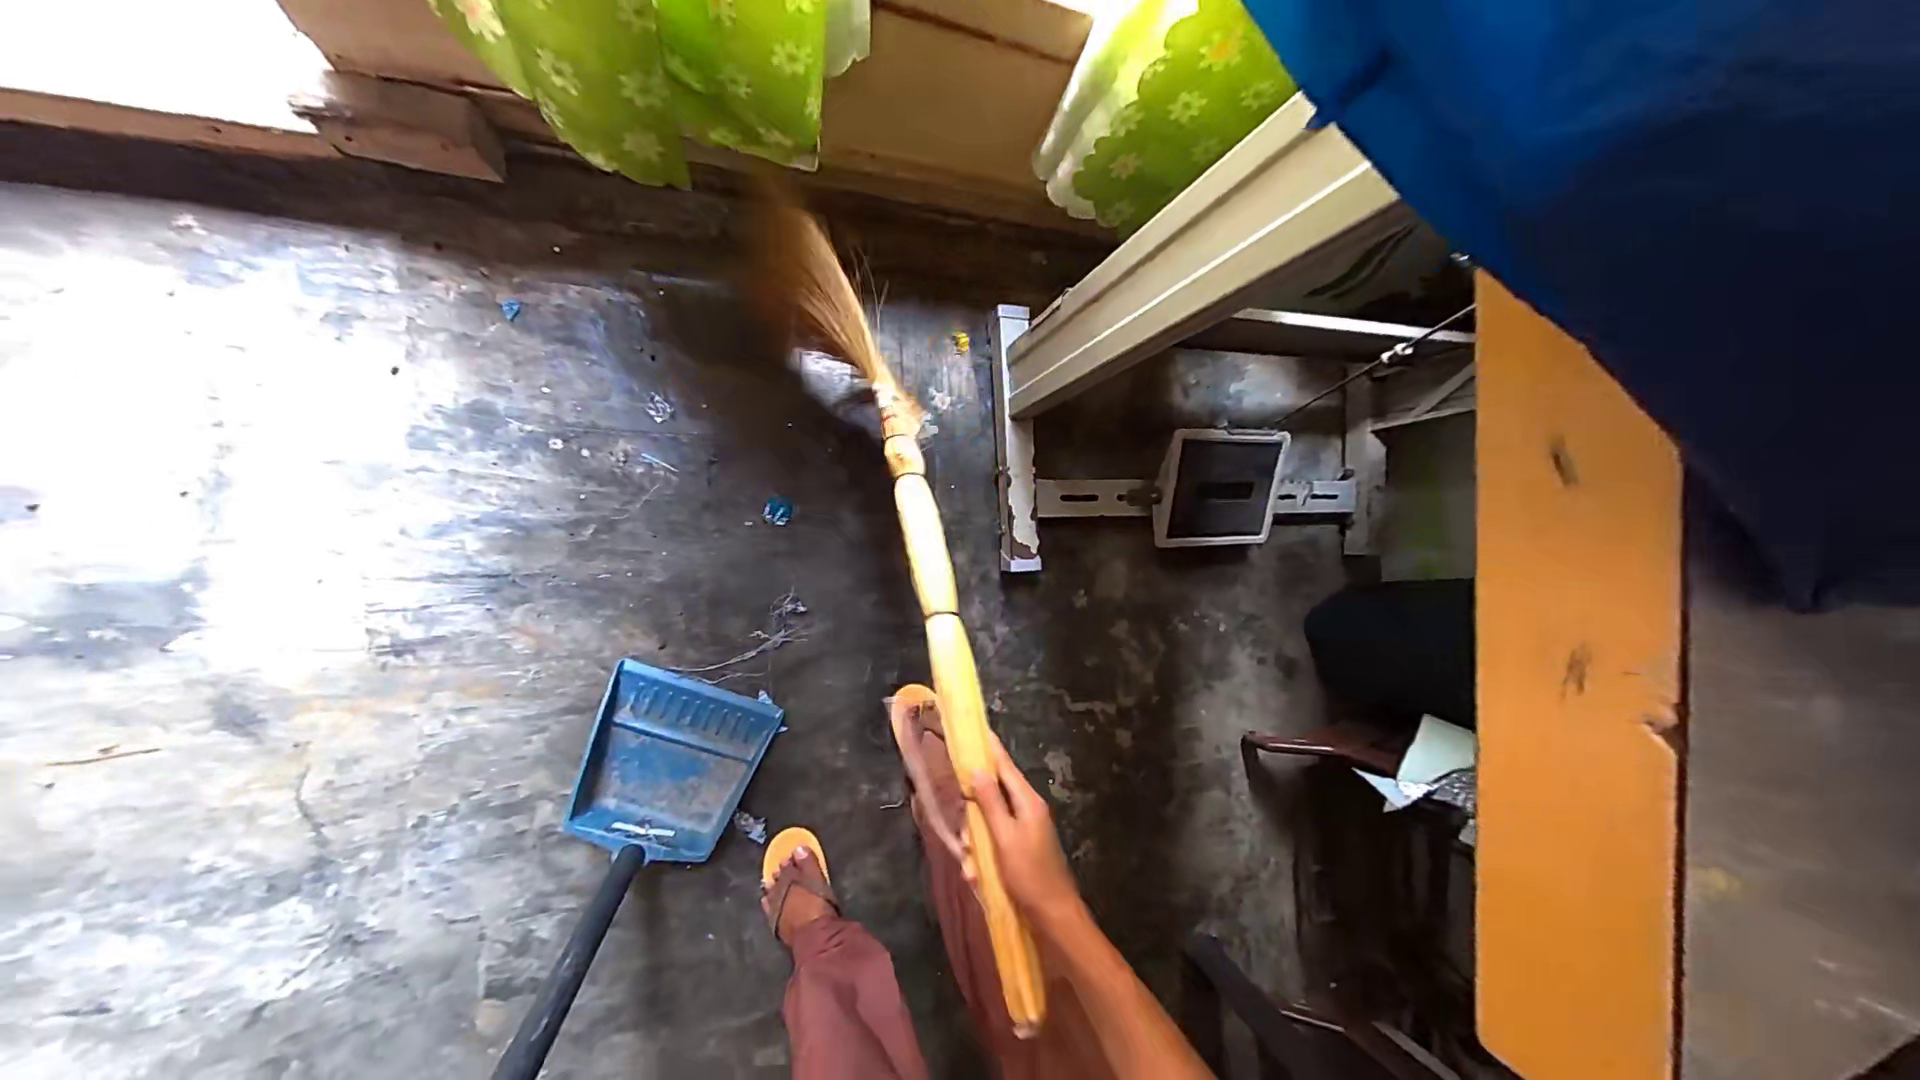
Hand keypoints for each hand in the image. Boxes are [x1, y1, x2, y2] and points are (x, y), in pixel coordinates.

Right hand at [968, 730, 1084, 932]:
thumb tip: (977, 769)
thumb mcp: (1004, 837)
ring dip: (976, 839)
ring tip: (971, 864)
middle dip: (973, 810)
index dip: (988, 748)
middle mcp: (1028, 808)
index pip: (1004, 765)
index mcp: (1027, 801)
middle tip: (962, 832)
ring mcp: (1026, 828)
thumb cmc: (1029, 875)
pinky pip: (996, 840)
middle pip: (993, 792)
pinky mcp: (1022, 847)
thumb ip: (990, 802)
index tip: (972, 730)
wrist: (1054, 916)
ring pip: (990, 820)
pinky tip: (977, 876)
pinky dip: (984, 854)